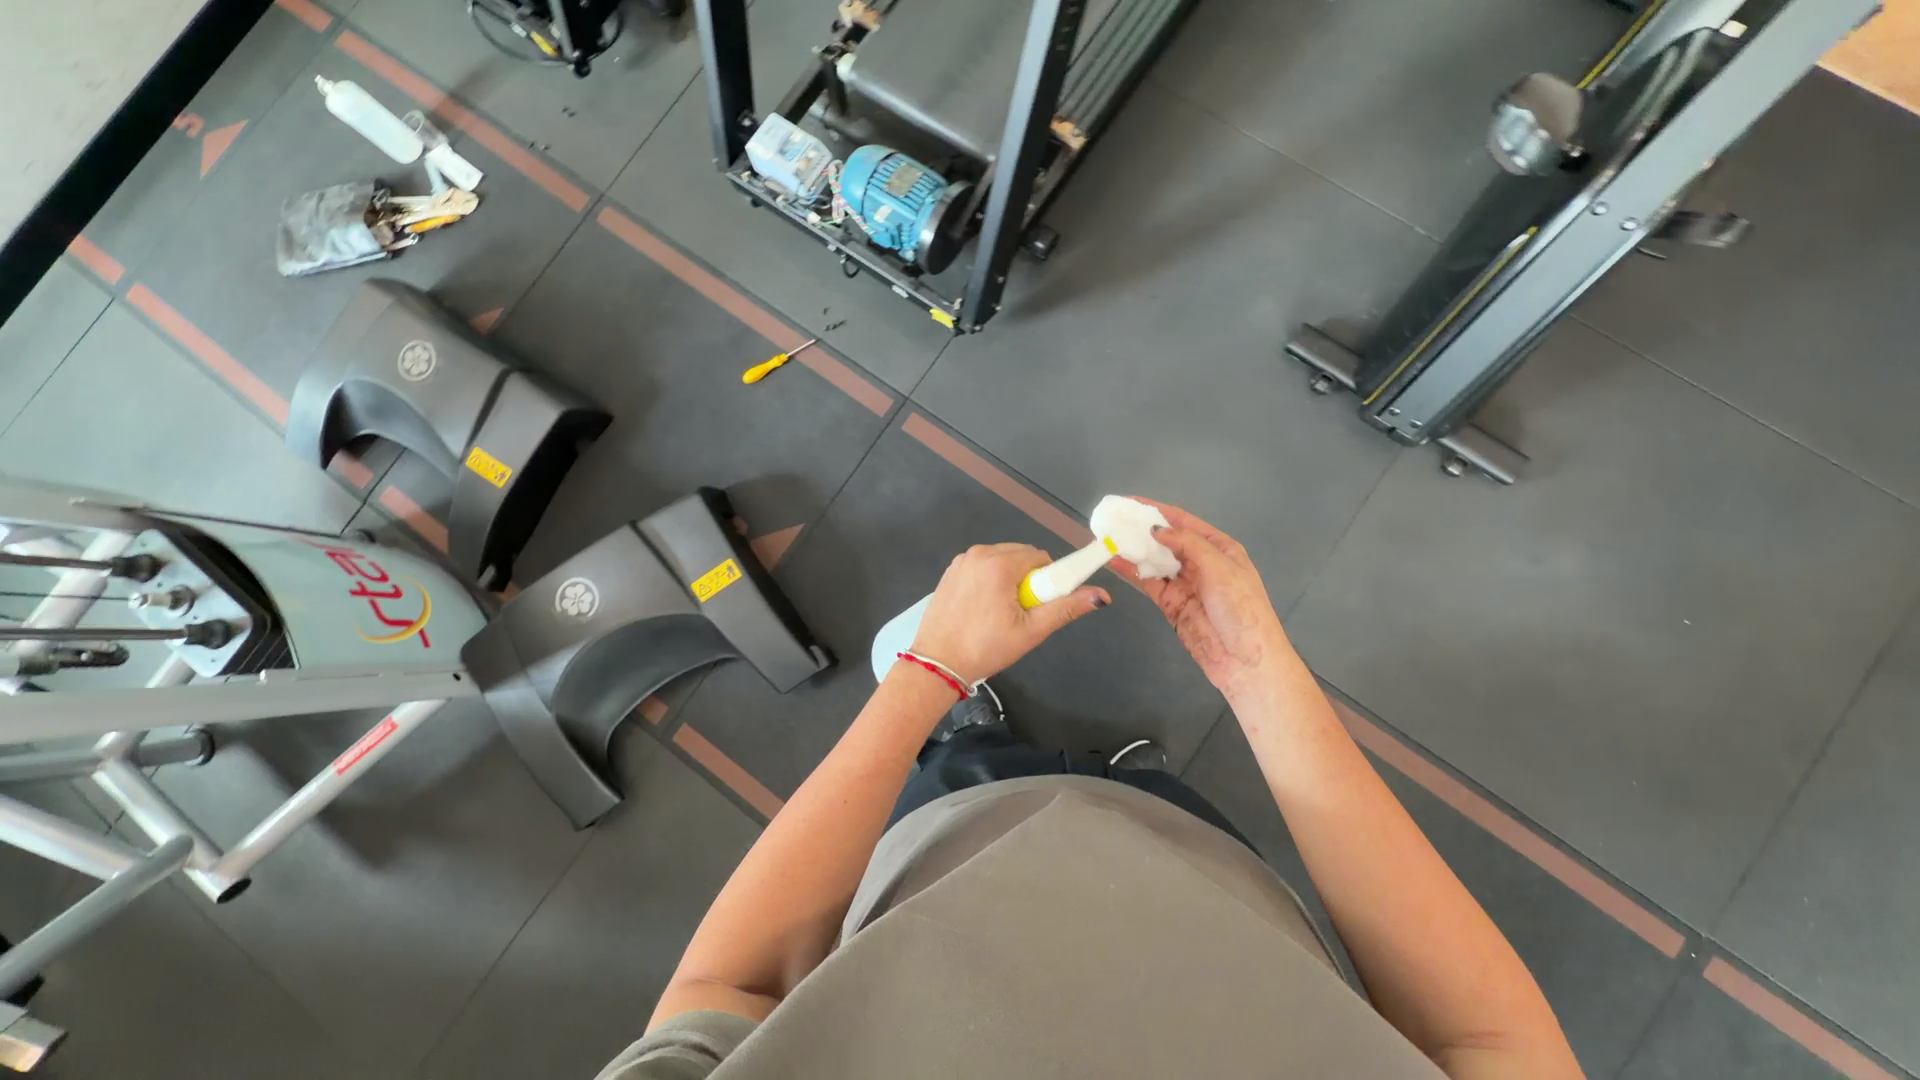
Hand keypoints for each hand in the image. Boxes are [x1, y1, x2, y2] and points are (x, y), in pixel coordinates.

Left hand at [910, 543, 1109, 683]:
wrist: (937, 663)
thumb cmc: (986, 648)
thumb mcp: (1031, 631)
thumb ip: (1066, 608)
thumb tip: (1103, 595)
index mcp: (999, 564)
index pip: (1040, 557)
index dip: (1047, 580)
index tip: (1039, 605)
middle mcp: (979, 553)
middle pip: (1020, 555)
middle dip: (1027, 579)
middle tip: (1020, 613)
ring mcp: (961, 561)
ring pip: (1001, 560)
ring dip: (1009, 579)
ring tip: (1000, 613)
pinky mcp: (950, 571)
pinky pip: (982, 567)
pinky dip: (989, 581)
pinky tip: (983, 609)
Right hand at [1109, 499, 1288, 698]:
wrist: (1244, 660)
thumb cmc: (1241, 608)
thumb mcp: (1220, 568)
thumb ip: (1188, 544)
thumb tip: (1157, 529)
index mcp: (1219, 548)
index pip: (1184, 522)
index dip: (1158, 510)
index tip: (1131, 502)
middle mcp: (1200, 562)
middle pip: (1166, 539)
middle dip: (1141, 529)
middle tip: (1113, 519)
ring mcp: (1183, 583)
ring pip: (1154, 560)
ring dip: (1133, 549)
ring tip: (1106, 537)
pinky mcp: (1170, 603)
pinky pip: (1148, 582)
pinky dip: (1131, 571)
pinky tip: (1113, 561)